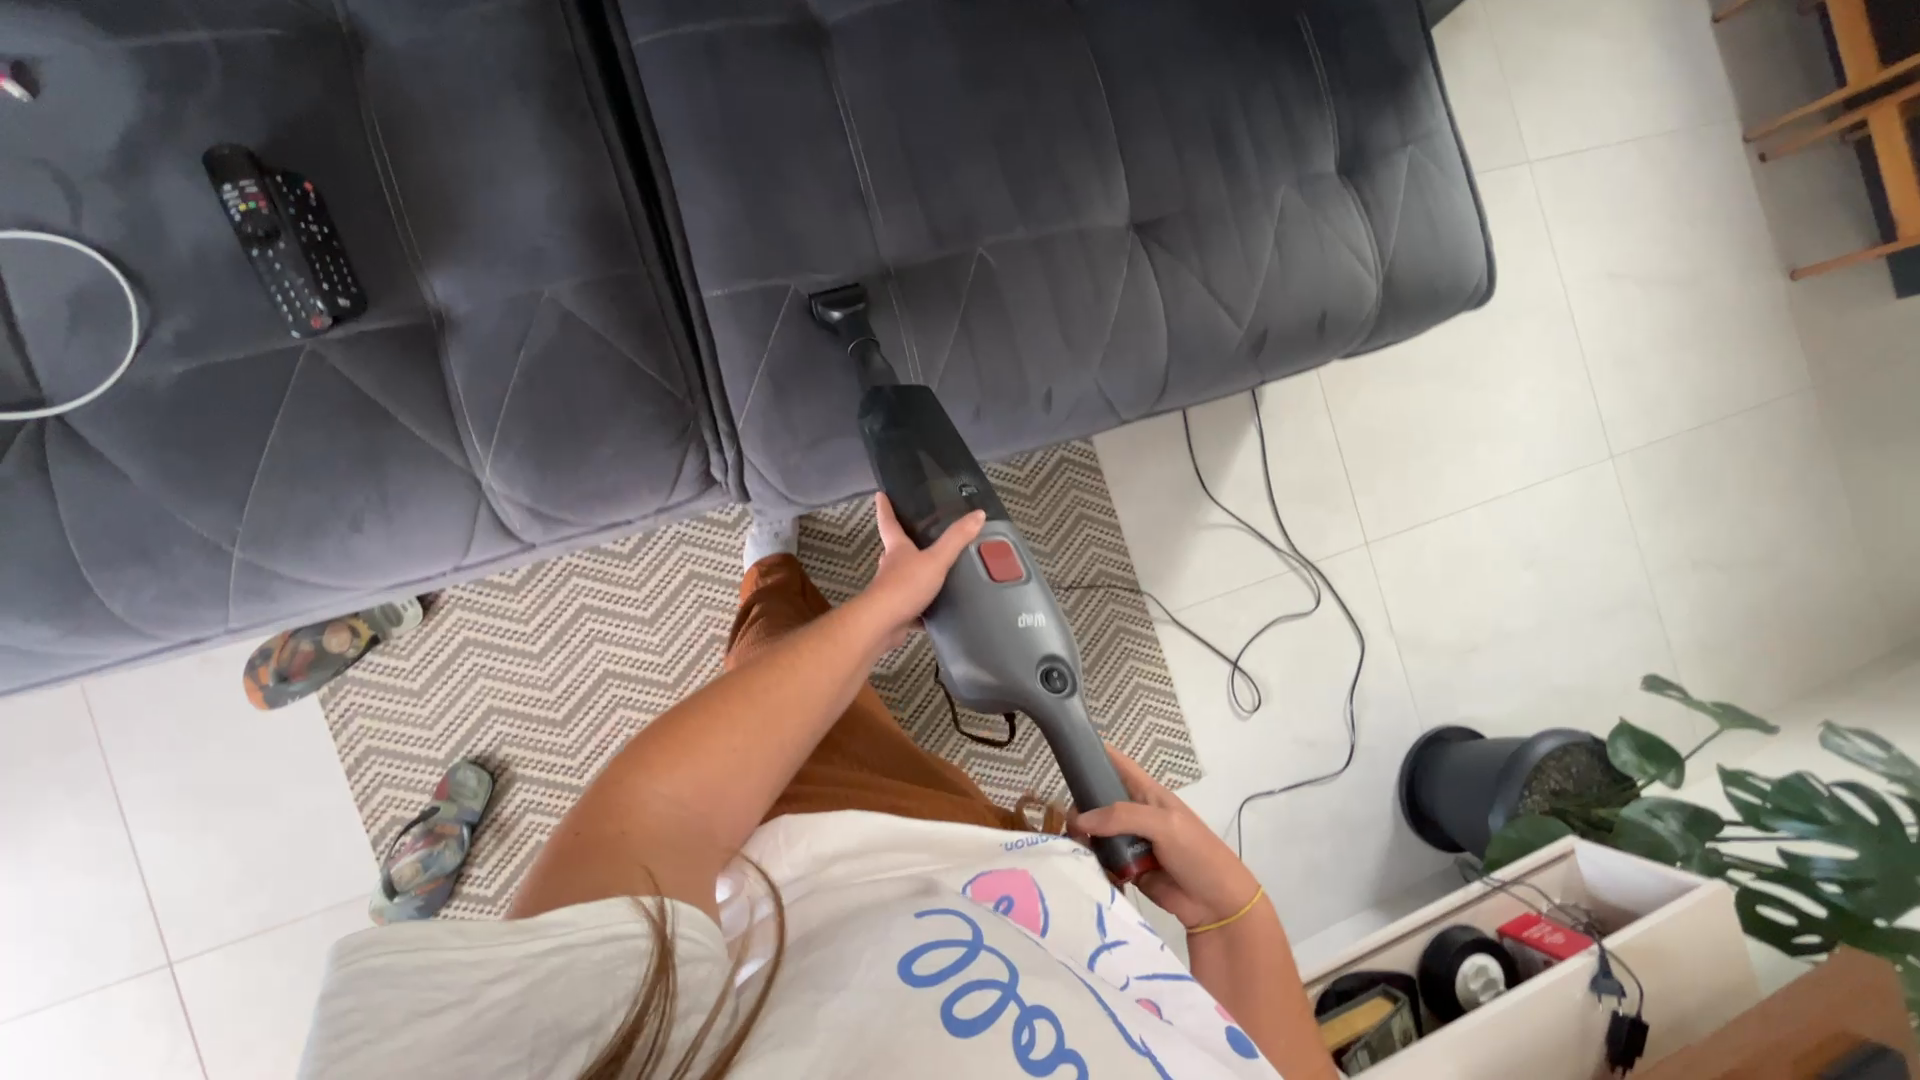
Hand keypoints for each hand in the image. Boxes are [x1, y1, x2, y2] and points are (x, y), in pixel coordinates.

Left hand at [856, 495, 984, 651]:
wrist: (883, 624)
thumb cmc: (905, 585)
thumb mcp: (936, 560)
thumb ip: (956, 539)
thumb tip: (978, 514)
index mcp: (897, 549)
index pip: (889, 522)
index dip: (885, 508)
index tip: (880, 495)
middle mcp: (890, 567)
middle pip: (895, 551)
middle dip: (903, 544)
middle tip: (917, 537)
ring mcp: (891, 590)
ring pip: (903, 578)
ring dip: (915, 575)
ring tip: (936, 573)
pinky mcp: (896, 611)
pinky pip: (911, 605)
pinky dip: (923, 606)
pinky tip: (937, 609)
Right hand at [1072, 745, 1263, 930]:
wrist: (1218, 905)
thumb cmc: (1198, 854)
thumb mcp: (1164, 825)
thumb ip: (1122, 817)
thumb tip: (1079, 821)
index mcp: (1148, 794)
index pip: (1118, 764)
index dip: (1095, 752)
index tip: (1067, 748)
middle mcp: (1135, 814)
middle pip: (1098, 800)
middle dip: (1080, 805)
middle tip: (1067, 821)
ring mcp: (1131, 842)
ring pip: (1096, 832)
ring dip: (1083, 837)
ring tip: (1072, 847)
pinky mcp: (1127, 868)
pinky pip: (1102, 860)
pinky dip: (1092, 861)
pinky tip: (1081, 865)